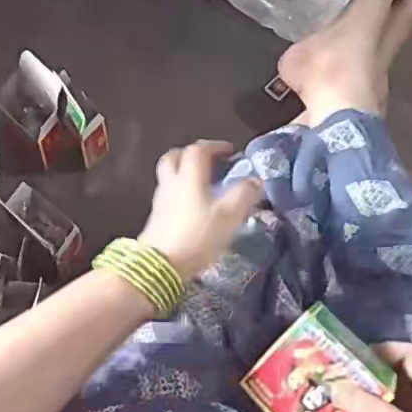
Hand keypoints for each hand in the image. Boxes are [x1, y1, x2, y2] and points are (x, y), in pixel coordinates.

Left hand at [137, 140, 263, 279]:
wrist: (160, 265)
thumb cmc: (197, 236)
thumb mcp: (229, 216)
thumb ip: (244, 195)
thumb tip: (256, 180)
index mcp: (189, 177)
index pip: (198, 150)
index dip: (214, 146)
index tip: (229, 151)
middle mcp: (171, 184)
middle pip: (174, 158)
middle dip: (190, 155)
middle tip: (207, 162)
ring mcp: (160, 202)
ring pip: (168, 177)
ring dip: (183, 175)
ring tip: (201, 186)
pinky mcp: (155, 219)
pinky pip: (167, 197)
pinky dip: (179, 195)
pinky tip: (191, 209)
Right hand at [277, 0, 411, 120]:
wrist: (341, 112)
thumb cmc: (322, 68)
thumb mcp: (298, 55)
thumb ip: (304, 52)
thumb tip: (302, 64)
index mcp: (367, 14)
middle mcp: (383, 36)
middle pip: (406, 12)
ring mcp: (384, 64)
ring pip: (398, 37)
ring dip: (400, 25)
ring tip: (397, 16)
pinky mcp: (379, 89)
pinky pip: (383, 60)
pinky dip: (381, 51)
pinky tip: (369, 55)